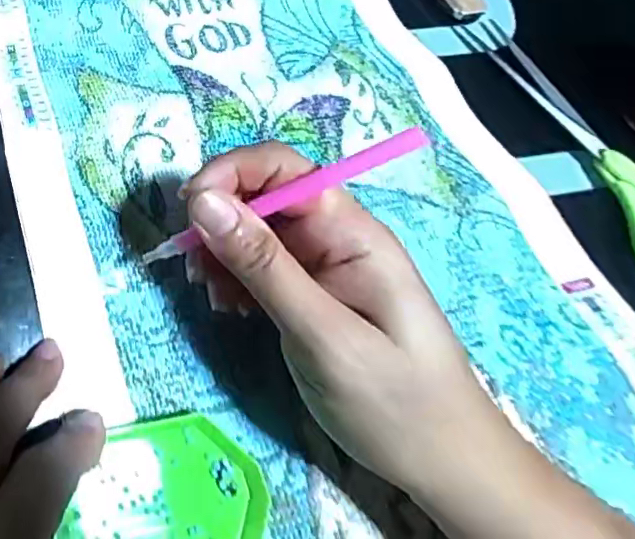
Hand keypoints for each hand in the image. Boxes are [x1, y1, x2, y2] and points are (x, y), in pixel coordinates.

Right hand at [181, 142, 634, 538]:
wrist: (446, 468)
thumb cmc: (396, 401)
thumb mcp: (323, 334)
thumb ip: (262, 265)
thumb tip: (203, 200)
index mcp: (348, 227)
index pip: (280, 166)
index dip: (229, 172)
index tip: (188, 208)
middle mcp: (331, 232)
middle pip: (261, 194)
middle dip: (218, 217)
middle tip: (193, 264)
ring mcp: (318, 261)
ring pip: (252, 228)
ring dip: (220, 250)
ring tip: (211, 293)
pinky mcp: (307, 289)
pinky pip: (257, 263)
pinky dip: (232, 276)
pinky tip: (227, 306)